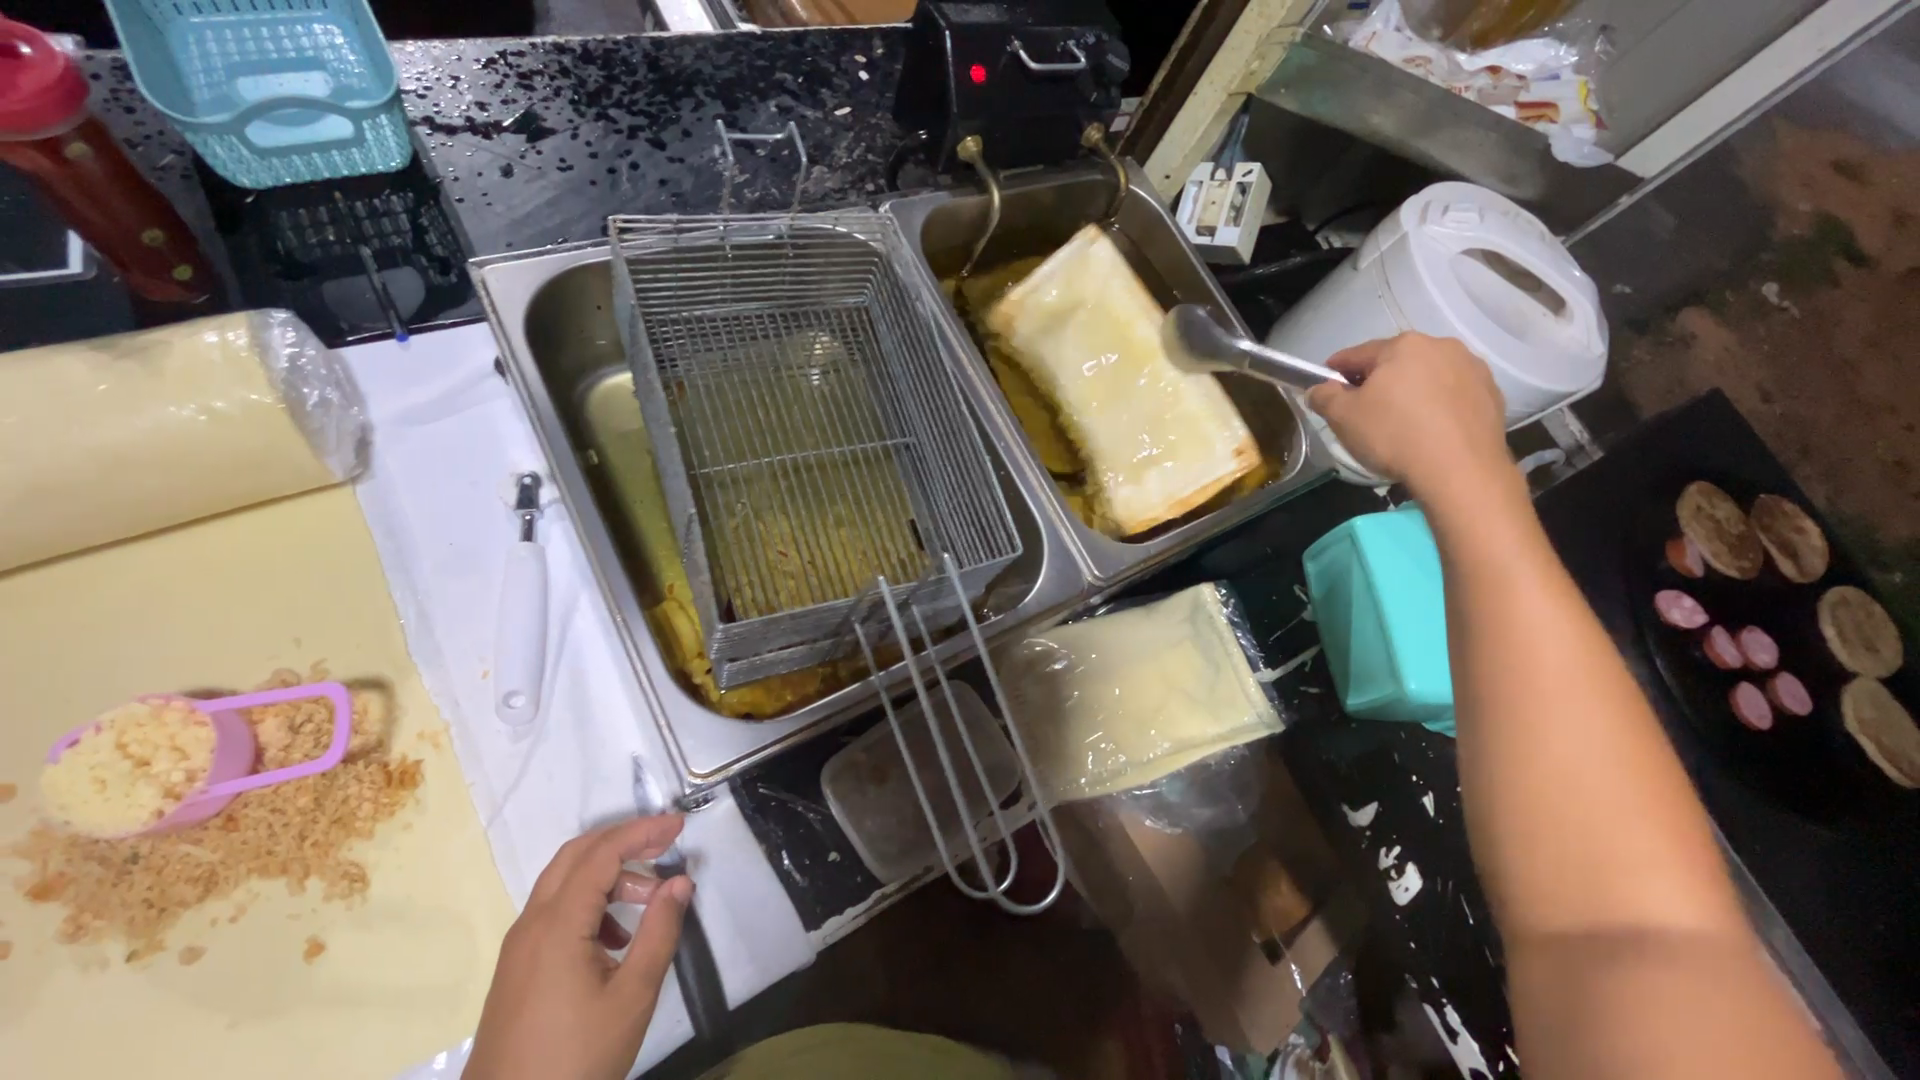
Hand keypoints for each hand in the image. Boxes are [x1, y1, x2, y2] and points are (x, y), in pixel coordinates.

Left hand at [466, 816, 692, 1079]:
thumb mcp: (632, 996)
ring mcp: (519, 946)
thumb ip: (659, 932)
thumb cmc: (576, 1056)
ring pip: (563, 882)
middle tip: (666, 843)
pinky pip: (554, 911)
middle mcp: (532, 923)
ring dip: (607, 874)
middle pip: (576, 855)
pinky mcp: (517, 966)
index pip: (602, 854)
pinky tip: (615, 938)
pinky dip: (589, 902)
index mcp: (558, 924)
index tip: (680, 826)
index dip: (642, 831)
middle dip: (623, 840)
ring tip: (648, 899)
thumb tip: (679, 882)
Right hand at [1306, 333, 1513, 502]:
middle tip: (1364, 410)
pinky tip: (1430, 431)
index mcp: (1402, 346)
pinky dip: (1438, 406)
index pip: (1357, 354)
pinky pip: (1453, 395)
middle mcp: (1440, 346)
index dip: (1336, 369)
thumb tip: (1318, 389)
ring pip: (1428, 376)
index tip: (1326, 384)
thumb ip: (1324, 397)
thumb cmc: (1394, 436)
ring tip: (1401, 422)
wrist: (1460, 470)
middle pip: (1396, 362)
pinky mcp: (1491, 394)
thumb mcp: (1343, 418)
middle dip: (1378, 381)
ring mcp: (1471, 368)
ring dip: (1411, 391)